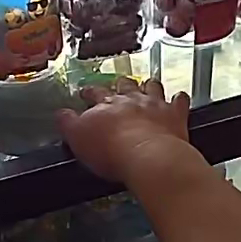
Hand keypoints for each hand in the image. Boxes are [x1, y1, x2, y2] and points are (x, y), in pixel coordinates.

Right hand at [57, 78, 193, 182]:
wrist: (148, 157)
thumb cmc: (112, 150)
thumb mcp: (78, 138)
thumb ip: (68, 123)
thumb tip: (61, 114)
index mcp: (106, 104)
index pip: (95, 93)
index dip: (90, 92)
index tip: (87, 92)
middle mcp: (131, 99)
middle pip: (125, 85)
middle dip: (121, 84)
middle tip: (120, 84)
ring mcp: (155, 105)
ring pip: (152, 87)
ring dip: (149, 86)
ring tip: (148, 84)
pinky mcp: (175, 115)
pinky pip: (179, 101)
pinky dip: (179, 98)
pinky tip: (179, 97)